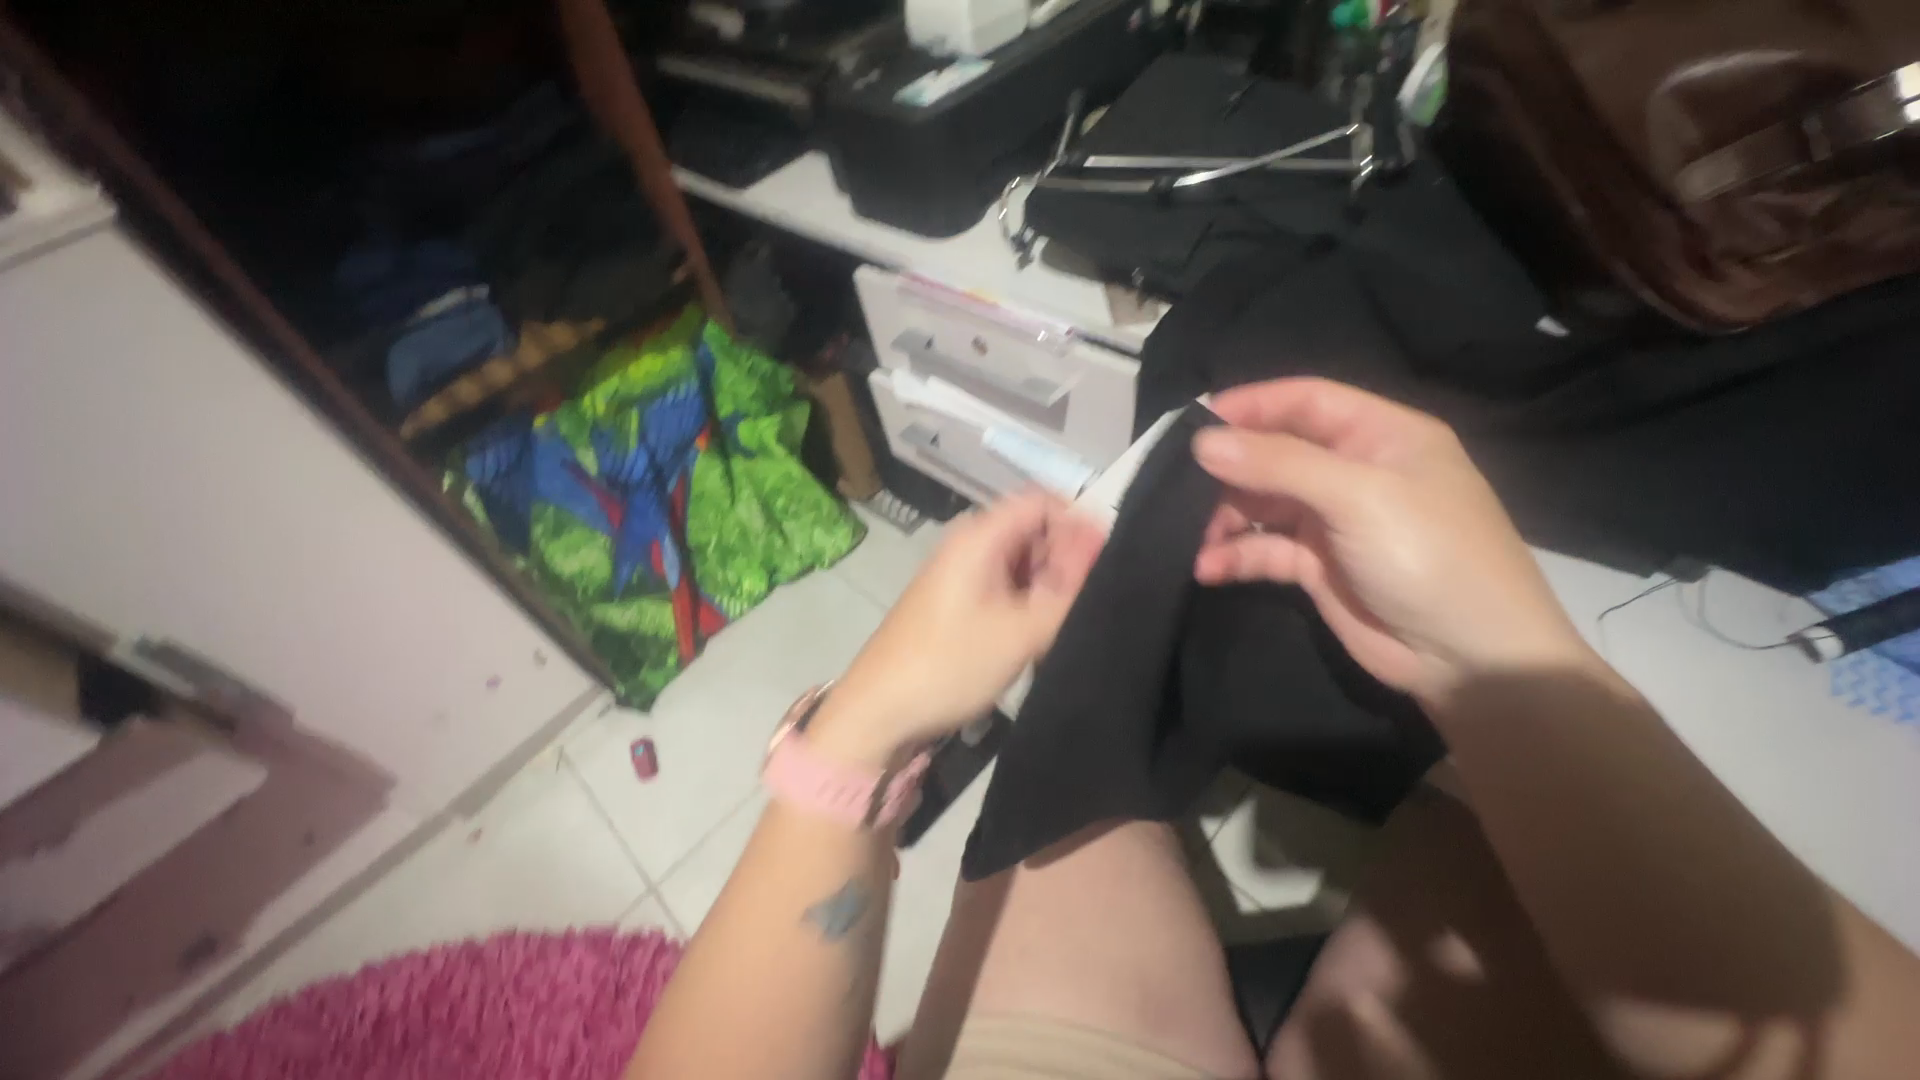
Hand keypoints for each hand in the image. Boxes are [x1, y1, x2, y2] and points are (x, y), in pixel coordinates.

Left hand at [808, 491, 1105, 765]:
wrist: (878, 712)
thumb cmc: (947, 665)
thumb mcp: (1019, 633)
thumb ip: (1067, 592)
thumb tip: (1101, 554)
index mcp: (979, 538)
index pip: (1043, 502)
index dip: (1078, 524)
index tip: (1105, 563)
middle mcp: (969, 547)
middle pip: (1033, 531)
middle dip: (1066, 559)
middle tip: (1091, 600)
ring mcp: (961, 577)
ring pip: (1021, 564)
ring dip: (1049, 586)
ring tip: (1070, 621)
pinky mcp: (958, 606)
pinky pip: (1005, 589)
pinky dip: (1029, 604)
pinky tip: (1042, 635)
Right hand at [1191, 378, 1589, 705]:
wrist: (1471, 660)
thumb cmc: (1429, 556)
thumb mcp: (1358, 497)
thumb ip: (1278, 464)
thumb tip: (1202, 440)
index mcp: (1381, 436)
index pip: (1306, 401)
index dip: (1251, 405)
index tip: (1194, 420)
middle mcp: (1355, 472)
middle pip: (1276, 453)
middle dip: (1229, 468)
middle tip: (1177, 484)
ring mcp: (1334, 522)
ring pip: (1263, 503)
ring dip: (1224, 517)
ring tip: (1194, 537)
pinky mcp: (1317, 567)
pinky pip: (1264, 550)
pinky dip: (1235, 556)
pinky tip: (1208, 569)